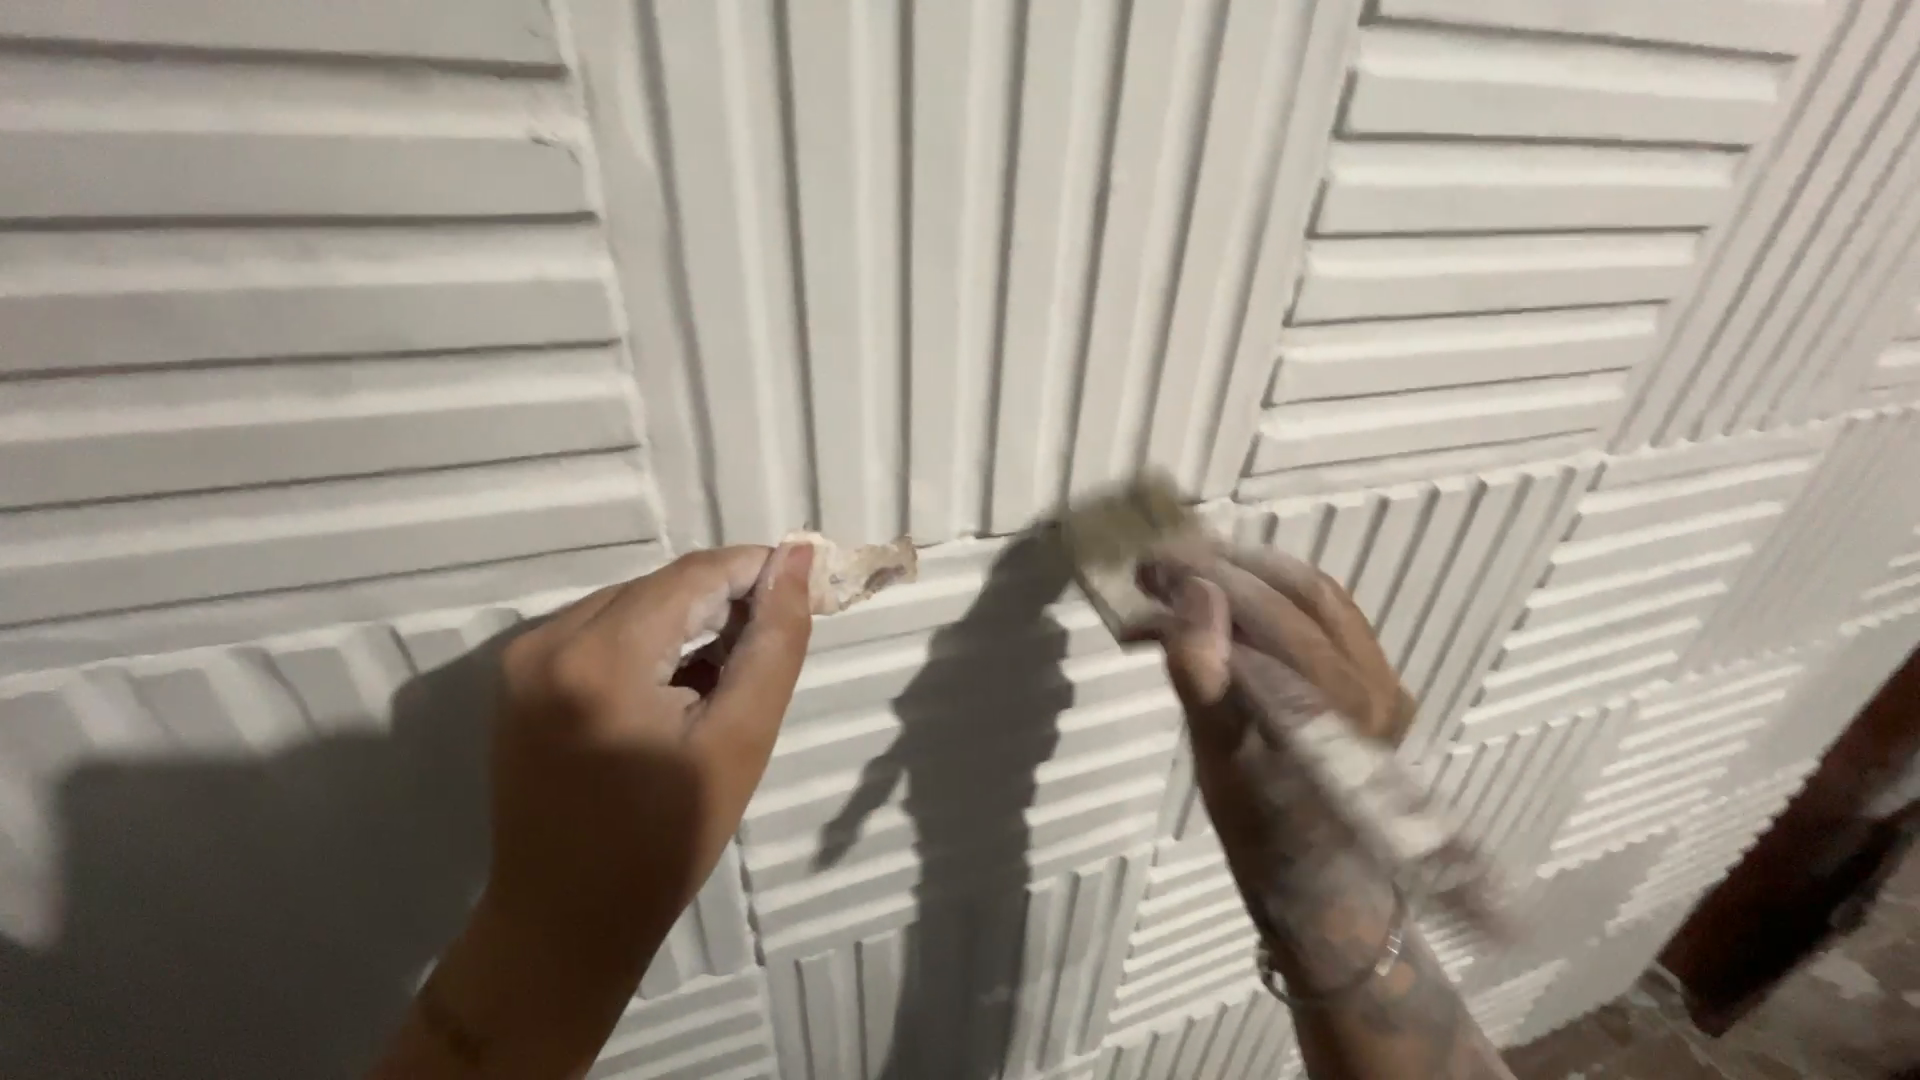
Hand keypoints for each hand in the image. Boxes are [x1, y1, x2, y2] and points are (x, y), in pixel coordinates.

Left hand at [485, 543, 814, 976]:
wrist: (564, 923)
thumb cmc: (665, 841)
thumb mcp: (739, 739)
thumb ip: (774, 641)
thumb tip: (797, 559)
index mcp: (600, 658)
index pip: (695, 575)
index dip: (757, 571)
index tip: (806, 589)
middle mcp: (549, 640)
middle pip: (661, 586)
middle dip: (725, 601)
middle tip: (771, 645)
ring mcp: (524, 659)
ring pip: (633, 604)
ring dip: (688, 621)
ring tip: (727, 676)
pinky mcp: (519, 679)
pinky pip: (602, 630)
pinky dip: (650, 642)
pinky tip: (677, 687)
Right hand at [1140, 542, 1413, 933]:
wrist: (1322, 888)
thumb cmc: (1262, 833)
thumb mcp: (1218, 758)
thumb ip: (1206, 672)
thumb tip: (1194, 591)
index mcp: (1336, 700)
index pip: (1268, 608)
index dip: (1204, 576)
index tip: (1149, 566)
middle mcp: (1373, 678)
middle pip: (1297, 590)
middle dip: (1221, 566)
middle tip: (1159, 565)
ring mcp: (1381, 678)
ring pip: (1313, 595)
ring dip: (1246, 573)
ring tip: (1187, 574)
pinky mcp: (1374, 684)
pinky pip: (1324, 617)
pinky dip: (1271, 596)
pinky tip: (1229, 602)